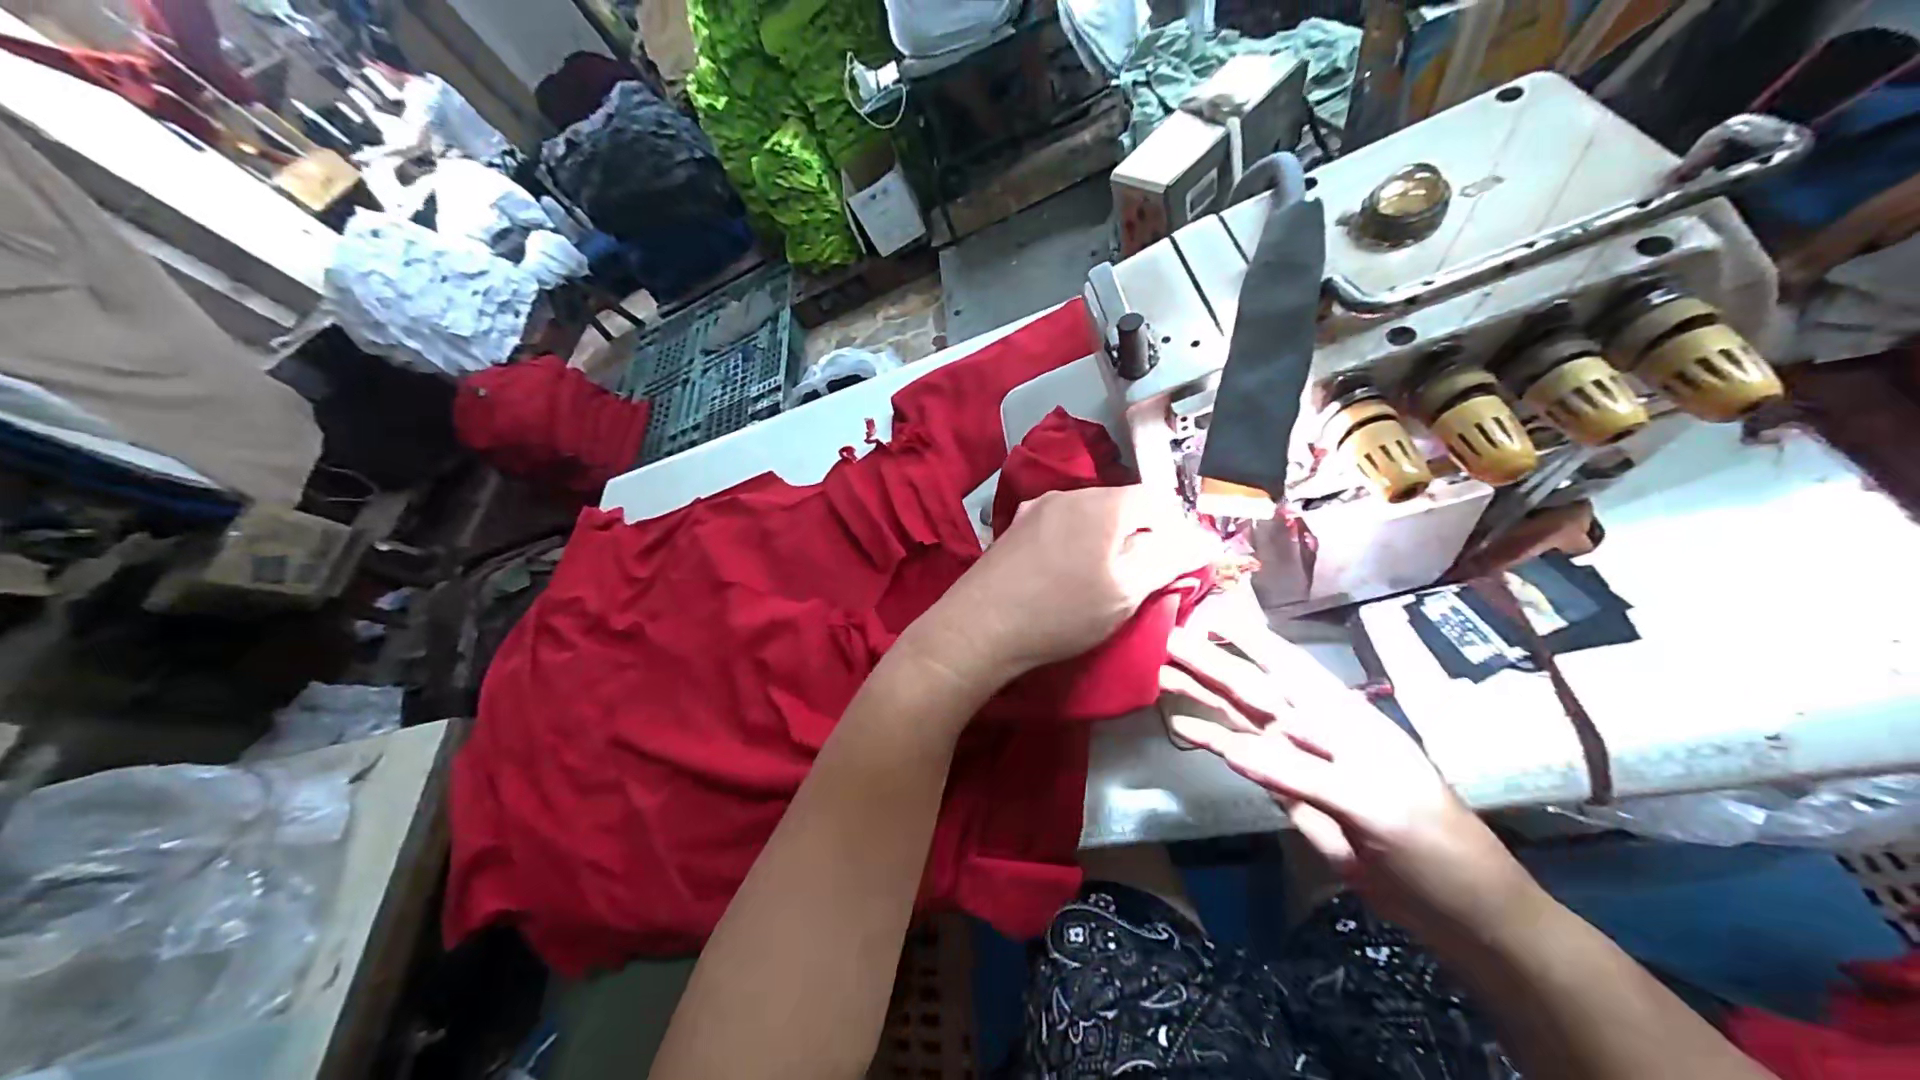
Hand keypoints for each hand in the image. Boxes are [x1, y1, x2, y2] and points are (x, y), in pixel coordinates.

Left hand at [898, 486, 1215, 690]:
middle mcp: (1069, 494)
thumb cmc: (1063, 611)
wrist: (979, 627)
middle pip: (1122, 505)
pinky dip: (1075, 545)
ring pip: (1089, 516)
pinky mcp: (1014, 529)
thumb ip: (1171, 559)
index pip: (1158, 500)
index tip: (1173, 567)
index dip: (1174, 531)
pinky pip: (1060, 527)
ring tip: (1102, 581)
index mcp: (1104, 503)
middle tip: (1141, 579)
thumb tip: (1204, 539)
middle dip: (1140, 536)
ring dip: (1106, 541)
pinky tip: (1065, 576)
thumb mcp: (1128, 591)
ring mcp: (1035, 509)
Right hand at [1159, 595, 1540, 944]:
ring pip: (1239, 715)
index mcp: (1340, 716)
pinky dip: (1210, 741)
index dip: (1250, 637)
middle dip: (1210, 661)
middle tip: (1165, 639)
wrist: (1451, 902)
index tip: (1210, 611)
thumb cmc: (1429, 840)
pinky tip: (1179, 725)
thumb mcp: (1374, 804)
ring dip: (1202, 694)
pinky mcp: (1284, 789)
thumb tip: (1237, 750)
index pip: (1287, 665)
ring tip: (1159, 674)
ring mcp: (1294, 757)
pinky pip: (1239, 756)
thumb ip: (1304, 774)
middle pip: (1251, 686)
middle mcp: (1311, 727)